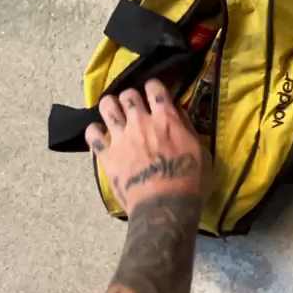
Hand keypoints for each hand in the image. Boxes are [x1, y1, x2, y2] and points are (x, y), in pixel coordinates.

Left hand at [87, 79, 210, 215]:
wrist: (165, 207)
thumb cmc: (190, 180)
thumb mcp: (201, 150)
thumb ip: (187, 128)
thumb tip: (177, 113)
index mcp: (165, 118)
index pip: (154, 87)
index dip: (153, 86)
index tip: (153, 91)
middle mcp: (140, 121)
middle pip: (128, 94)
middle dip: (131, 97)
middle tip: (134, 107)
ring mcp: (120, 137)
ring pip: (107, 107)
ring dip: (110, 107)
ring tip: (113, 114)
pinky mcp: (106, 155)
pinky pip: (91, 134)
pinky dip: (94, 131)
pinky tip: (99, 134)